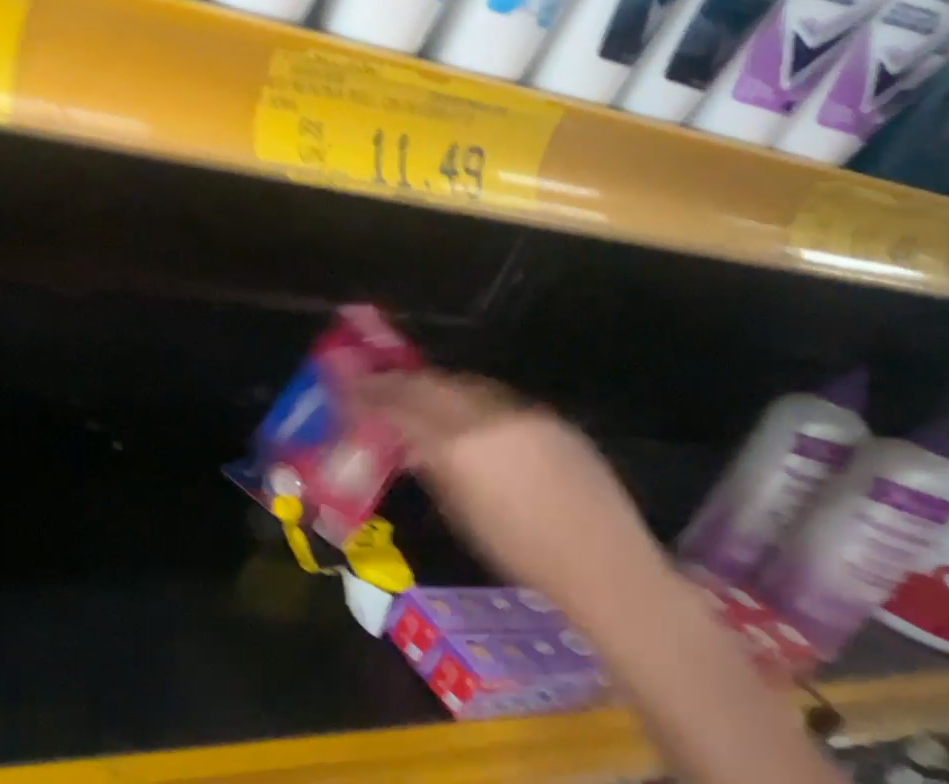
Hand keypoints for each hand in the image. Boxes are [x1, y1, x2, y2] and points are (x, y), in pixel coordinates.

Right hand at [352, 371, 668, 609]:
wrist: (606, 568)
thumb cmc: (519, 554)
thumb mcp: (457, 511)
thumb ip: (428, 466)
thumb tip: (405, 443)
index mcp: (458, 446)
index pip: (397, 404)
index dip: (365, 393)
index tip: (342, 390)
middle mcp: (487, 418)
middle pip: (427, 383)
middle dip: (393, 381)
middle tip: (369, 384)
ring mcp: (522, 414)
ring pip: (461, 384)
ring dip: (430, 386)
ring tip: (410, 395)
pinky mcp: (550, 419)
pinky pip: (493, 398)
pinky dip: (465, 398)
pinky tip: (460, 414)